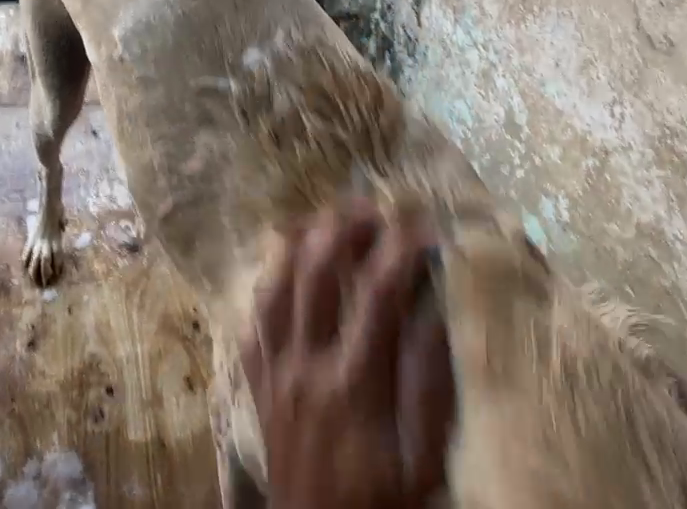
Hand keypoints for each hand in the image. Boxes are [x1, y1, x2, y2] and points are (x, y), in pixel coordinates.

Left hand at [242, 201, 455, 508]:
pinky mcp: (256, 382)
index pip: (379, 293)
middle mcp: (306, 363)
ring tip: (325, 221)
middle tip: (371, 206)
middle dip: (343, 227)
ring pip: (275, 285)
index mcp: (354, 381)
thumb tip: (434, 309)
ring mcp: (274, 369)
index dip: (402, 248)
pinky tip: (283, 275)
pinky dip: (268, 288)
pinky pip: (252, 321)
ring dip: (300, 245)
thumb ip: (429, 381)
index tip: (424, 223)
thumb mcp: (424, 456)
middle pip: (315, 271)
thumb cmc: (382, 500)